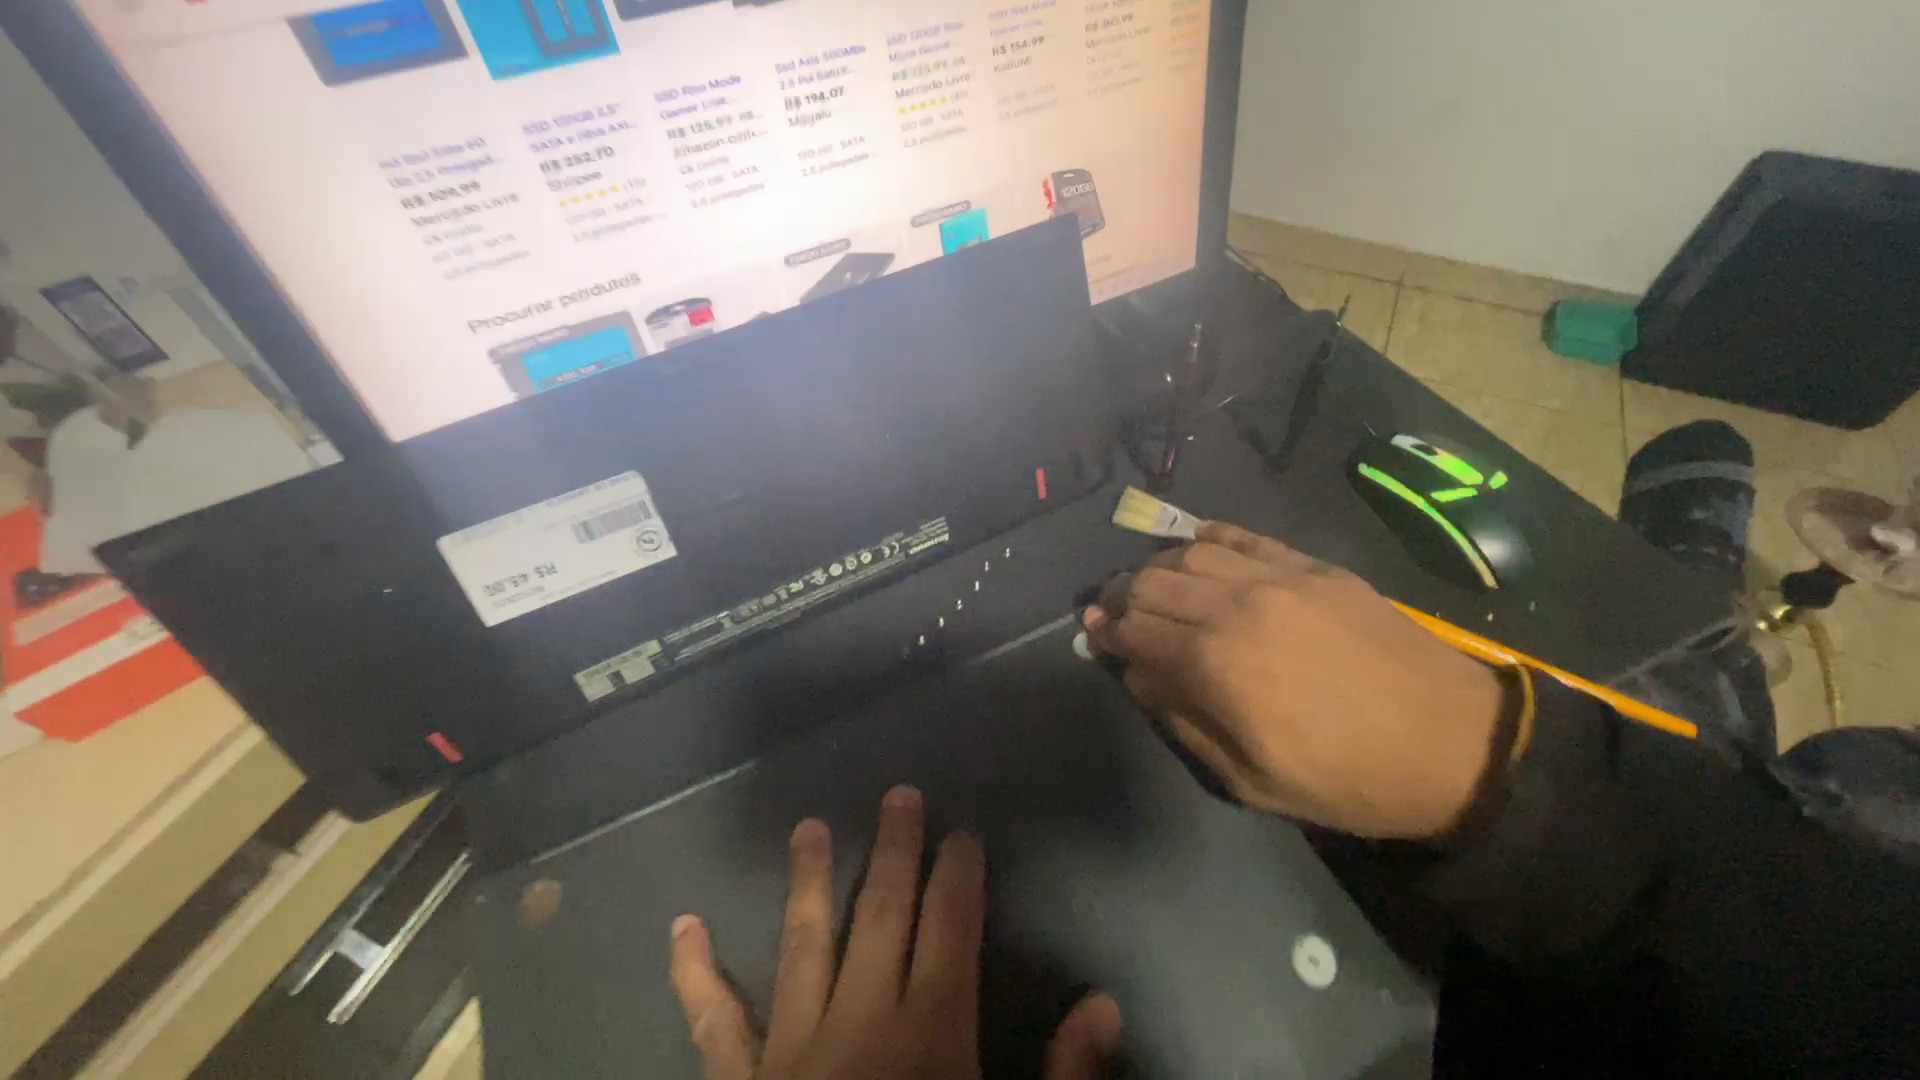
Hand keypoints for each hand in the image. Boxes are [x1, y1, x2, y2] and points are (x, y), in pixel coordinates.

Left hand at [670, 786, 1122, 1078]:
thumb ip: (1064, 1074)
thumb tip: (1104, 1002)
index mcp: (930, 1032)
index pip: (950, 928)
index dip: (959, 874)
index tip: (962, 832)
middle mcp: (860, 1020)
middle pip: (881, 915)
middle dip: (894, 852)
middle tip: (898, 794)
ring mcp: (792, 1047)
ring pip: (802, 943)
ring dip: (807, 882)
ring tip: (807, 827)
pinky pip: (713, 1021)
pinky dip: (695, 973)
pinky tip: (682, 926)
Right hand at [1084, 522, 1505, 838]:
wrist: (1451, 745)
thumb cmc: (1344, 777)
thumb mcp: (1249, 779)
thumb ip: (1183, 721)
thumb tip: (1139, 677)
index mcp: (1216, 664)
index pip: (1137, 631)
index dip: (1108, 632)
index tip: (1093, 634)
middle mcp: (1236, 607)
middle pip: (1153, 583)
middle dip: (1120, 594)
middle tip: (1109, 607)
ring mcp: (1278, 579)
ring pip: (1192, 554)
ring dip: (1157, 566)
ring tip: (1148, 581)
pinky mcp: (1314, 567)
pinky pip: (1245, 537)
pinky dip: (1210, 537)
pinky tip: (1197, 546)